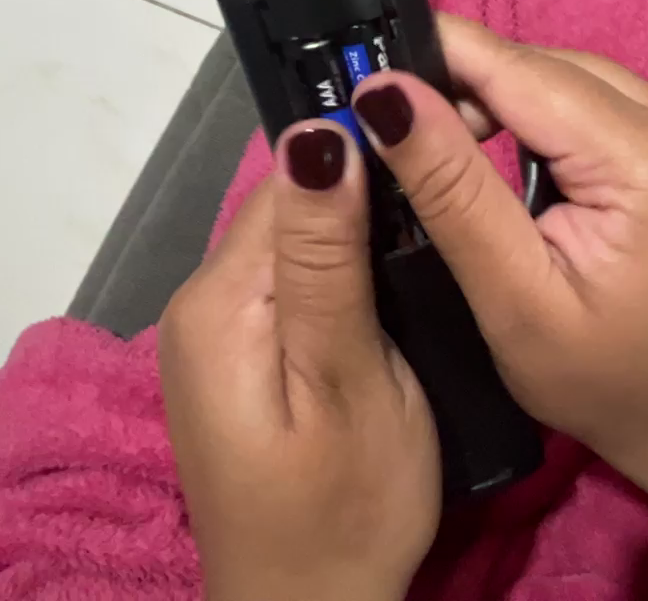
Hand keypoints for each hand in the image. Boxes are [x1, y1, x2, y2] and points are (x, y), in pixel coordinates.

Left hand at [159, 120, 439, 600]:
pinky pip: (295, 273)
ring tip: (428, 228)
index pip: (291, 180)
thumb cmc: (345, 506)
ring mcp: (218, 327)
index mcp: (222, 301)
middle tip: (443, 195)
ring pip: (297, 234)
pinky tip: (388, 276)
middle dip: (362, 191)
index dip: (360, 155)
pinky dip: (342, 262)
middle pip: (290, 204)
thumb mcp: (348, 381)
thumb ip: (326, 261)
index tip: (433, 147)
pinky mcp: (242, 349)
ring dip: (357, 225)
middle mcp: (203, 301)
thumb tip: (316, 140)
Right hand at [348, 16, 647, 485]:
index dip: (443, 56)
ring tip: (438, 143)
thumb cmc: (603, 377)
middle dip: (464, 82)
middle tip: (391, 122)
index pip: (526, 73)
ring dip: (495, 95)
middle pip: (544, 66)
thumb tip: (385, 95)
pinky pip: (582, 92)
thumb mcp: (513, 298)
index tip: (368, 64)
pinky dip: (529, 109)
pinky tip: (495, 145)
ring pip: (560, 72)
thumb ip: (452, 190)